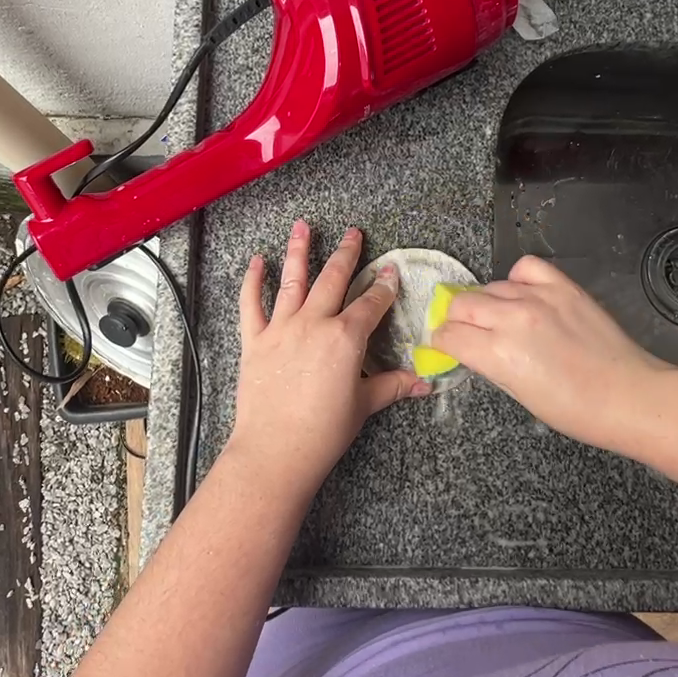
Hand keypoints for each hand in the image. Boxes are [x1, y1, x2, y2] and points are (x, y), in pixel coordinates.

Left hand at [225, 221, 428, 495]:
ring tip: (303, 225)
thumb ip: (392, 386)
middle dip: (347, 254)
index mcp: (345, 337)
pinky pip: (252, 304)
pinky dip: (253, 281)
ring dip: (299, 250)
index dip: (384, 286)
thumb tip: (425, 383)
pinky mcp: (255, 341)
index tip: (391, 271)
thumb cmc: (323, 432)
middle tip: (354, 233)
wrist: (275, 450)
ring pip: (293, 280)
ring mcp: (282, 329)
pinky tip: (257, 261)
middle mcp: (314, 324)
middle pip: (334, 280)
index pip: (371, 304)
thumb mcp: (363, 405)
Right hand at [431, 255, 677, 461]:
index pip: (448, 334)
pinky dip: (516, 280)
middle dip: (458, 320)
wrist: (630, 397)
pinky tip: (523, 296)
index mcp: (498, 352)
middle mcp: (513, 318)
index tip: (450, 348)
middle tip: (470, 335)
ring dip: (487, 303)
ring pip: (490, 286)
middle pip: (461, 303)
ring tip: (502, 320)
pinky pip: (525, 268)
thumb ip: (489, 363)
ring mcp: (539, 297)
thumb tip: (471, 347)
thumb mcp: (519, 394)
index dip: (444, 343)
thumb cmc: (575, 411)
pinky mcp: (563, 287)